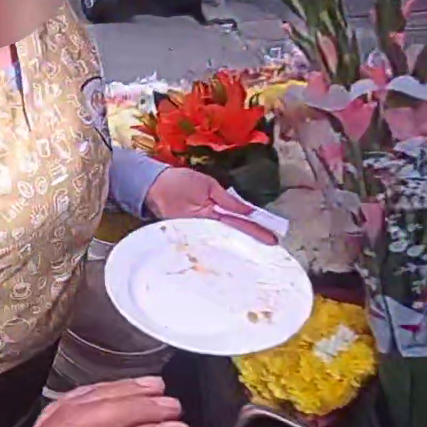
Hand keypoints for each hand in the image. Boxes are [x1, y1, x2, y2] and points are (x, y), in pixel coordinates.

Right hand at [144, 167, 276, 243]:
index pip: (238, 226)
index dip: (256, 232)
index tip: (273, 240)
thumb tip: (249, 211)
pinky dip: (228, 237)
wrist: (153, 186)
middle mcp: (204, 229)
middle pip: (233, 236)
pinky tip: (239, 241)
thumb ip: (228, 200)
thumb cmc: (179, 182)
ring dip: (242, 240)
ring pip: (225, 238)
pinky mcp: (193, 231)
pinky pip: (214, 235)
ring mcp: (198, 232)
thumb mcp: (207, 185)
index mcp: (209, 217)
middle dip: (252, 240)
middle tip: (273, 243)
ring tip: (262, 243)